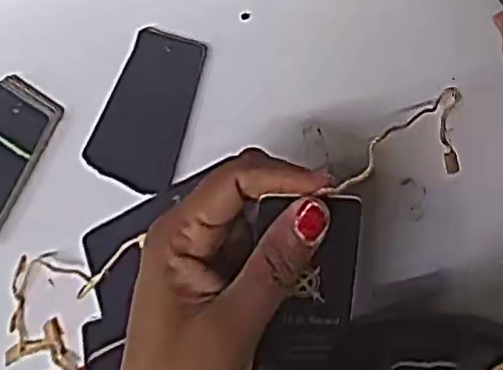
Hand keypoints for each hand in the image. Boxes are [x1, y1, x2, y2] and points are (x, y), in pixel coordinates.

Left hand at [125, 150, 332, 369]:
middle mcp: (185, 237)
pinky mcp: (218, 280)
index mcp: (174, 234)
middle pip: (248, 186)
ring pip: (257, 215)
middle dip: (289, 194)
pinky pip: (259, 245)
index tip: (325, 190)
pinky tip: (301, 264)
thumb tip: (311, 211)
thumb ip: (275, 265)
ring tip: (317, 240)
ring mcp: (201, 258)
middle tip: (327, 209)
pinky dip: (284, 249)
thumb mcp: (229, 326)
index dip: (284, 176)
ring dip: (289, 223)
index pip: (237, 178)